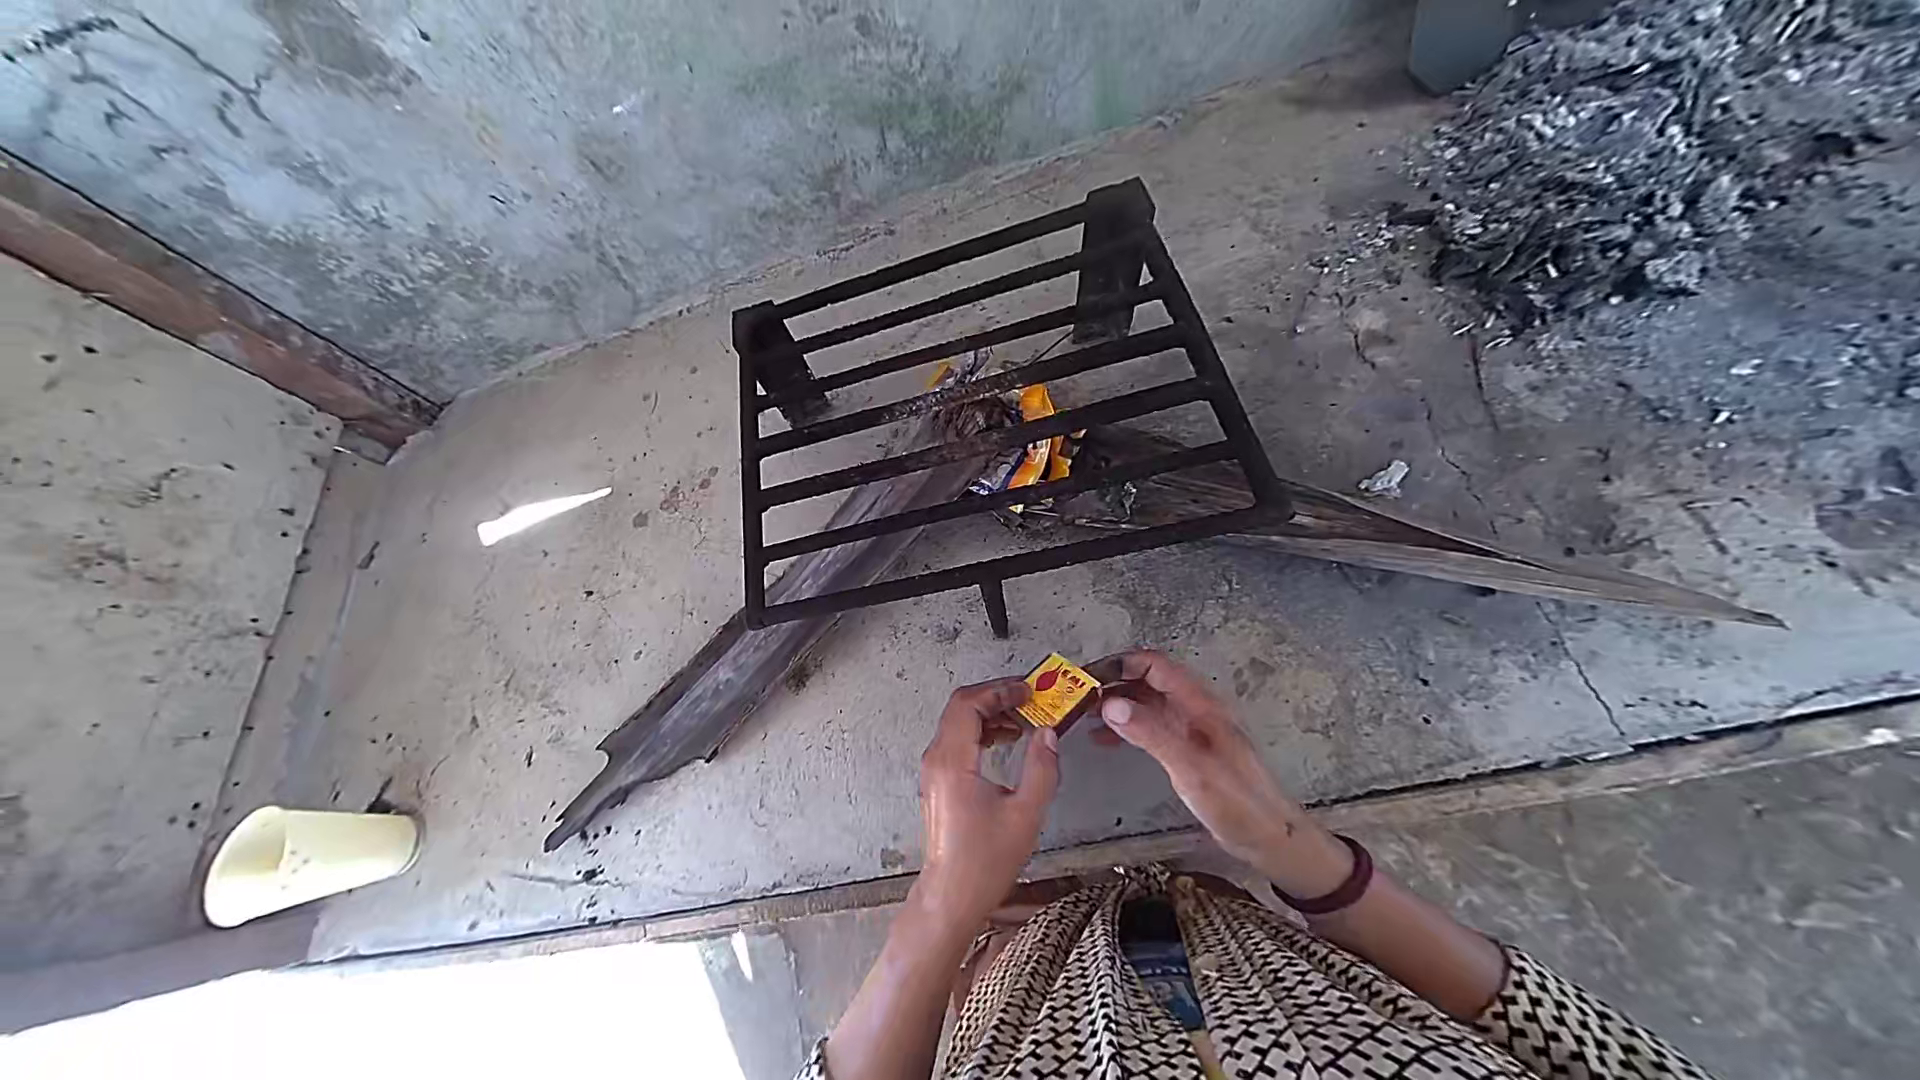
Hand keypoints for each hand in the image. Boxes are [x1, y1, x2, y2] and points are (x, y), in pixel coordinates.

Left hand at [916, 678, 1061, 923]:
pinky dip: (981, 730)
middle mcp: (936, 759)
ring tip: (1023, 719)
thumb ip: (1041, 769)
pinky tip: (1006, 740)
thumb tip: (1048, 734)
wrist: (951, 896)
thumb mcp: (1025, 815)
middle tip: (1028, 698)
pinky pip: (956, 738)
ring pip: (957, 720)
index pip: (968, 704)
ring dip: (989, 712)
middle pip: (960, 706)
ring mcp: (934, 768)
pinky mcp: (938, 779)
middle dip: (996, 696)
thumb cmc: (984, 861)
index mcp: (953, 762)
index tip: (1028, 690)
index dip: (999, 690)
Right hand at [1088, 649, 1349, 896]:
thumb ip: (1151, 733)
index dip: (1120, 664)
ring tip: (1084, 715)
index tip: (1087, 678)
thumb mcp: (1190, 768)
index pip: (1154, 665)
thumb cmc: (1236, 802)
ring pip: (1146, 702)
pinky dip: (1126, 726)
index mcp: (1199, 703)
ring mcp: (1190, 728)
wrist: (1271, 839)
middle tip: (1078, 697)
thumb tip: (1110, 704)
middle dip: (1112, 683)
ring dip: (1116, 704)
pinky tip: (1105, 739)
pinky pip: (1150, 725)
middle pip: (1147, 680)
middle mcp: (1193, 708)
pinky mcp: (1186, 749)